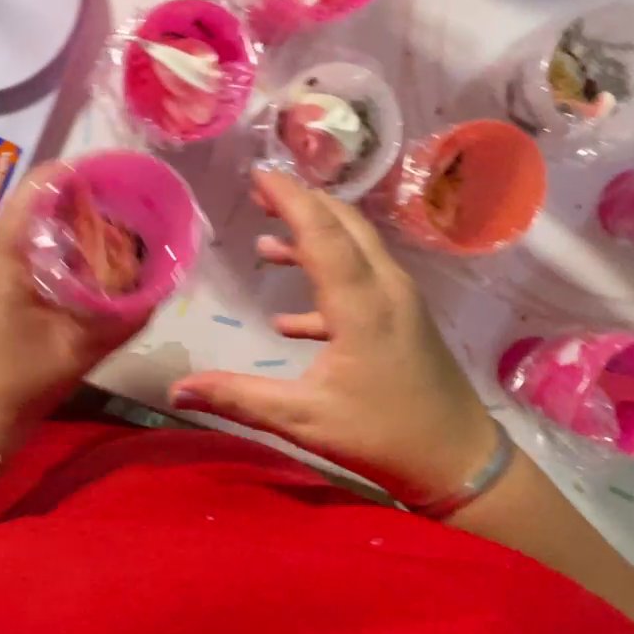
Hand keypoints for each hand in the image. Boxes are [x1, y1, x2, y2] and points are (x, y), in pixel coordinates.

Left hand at [0, 163, 149, 447]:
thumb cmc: (28, 378)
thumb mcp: (82, 346)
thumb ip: (123, 314)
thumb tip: (162, 283)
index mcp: (6, 262)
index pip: (33, 193)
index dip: (70, 173)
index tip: (109, 170)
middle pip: (34, 203)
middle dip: (77, 194)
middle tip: (121, 196)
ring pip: (32, 224)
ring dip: (68, 216)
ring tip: (111, 219)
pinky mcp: (1, 285)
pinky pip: (31, 247)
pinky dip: (60, 241)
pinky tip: (90, 254)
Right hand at [168, 167, 495, 503]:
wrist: (458, 460)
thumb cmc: (382, 435)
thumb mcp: (303, 418)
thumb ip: (237, 398)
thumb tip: (175, 390)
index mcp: (361, 304)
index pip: (322, 233)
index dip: (289, 199)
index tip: (258, 173)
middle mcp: (386, 289)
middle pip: (344, 226)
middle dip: (301, 205)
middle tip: (259, 193)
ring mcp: (400, 303)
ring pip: (355, 250)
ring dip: (313, 239)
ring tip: (266, 243)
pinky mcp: (403, 322)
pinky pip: (360, 283)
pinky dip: (324, 284)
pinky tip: (287, 318)